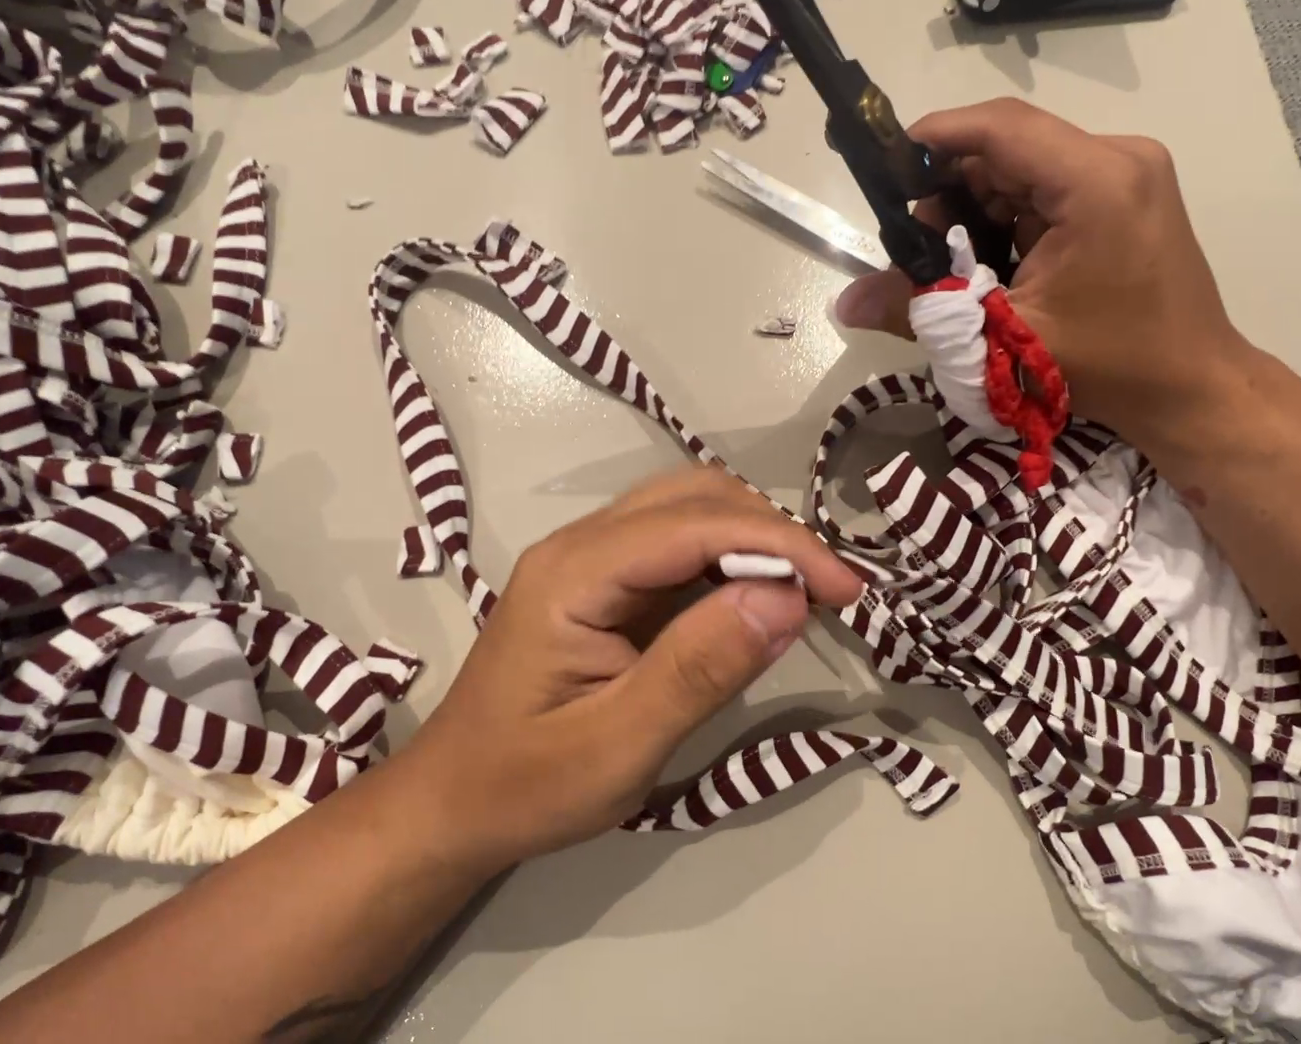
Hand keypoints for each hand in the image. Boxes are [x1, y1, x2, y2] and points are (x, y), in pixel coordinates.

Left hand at [394, 467, 862, 870]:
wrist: (453, 804)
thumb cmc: (525, 785)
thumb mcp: (617, 745)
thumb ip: (698, 670)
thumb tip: (786, 600)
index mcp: (574, 574)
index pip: (694, 526)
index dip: (780, 545)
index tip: (847, 589)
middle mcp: (581, 545)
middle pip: (695, 496)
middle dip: (774, 533)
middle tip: (831, 593)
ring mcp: (591, 559)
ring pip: (691, 509)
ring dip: (758, 539)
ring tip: (807, 594)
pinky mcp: (606, 581)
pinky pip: (682, 545)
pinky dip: (734, 559)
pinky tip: (761, 599)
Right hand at [831, 98, 1256, 450]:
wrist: (1189, 390)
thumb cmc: (1109, 364)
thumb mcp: (1003, 339)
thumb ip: (918, 310)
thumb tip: (843, 305)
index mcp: (1096, 180)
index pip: (1000, 128)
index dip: (936, 137)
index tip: (884, 163)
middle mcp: (1117, 159)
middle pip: (1010, 147)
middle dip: (950, 185)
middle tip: (909, 240)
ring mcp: (1127, 177)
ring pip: (1027, 169)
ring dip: (977, 205)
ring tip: (943, 260)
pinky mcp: (1127, 198)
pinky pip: (1050, 189)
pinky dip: (1009, 218)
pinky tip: (985, 261)